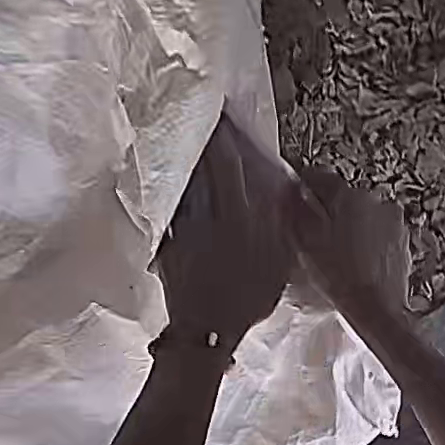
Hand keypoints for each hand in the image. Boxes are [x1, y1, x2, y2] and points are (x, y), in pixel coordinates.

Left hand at [154, 114, 292, 346]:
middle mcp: (205, 213)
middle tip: (204, 120)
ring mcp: (182, 227)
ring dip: (186, 162)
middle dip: (203, 142)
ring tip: (187, 143)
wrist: (206, 329)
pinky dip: (173, 193)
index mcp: (235, 214)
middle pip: (201, 167)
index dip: (224, 137)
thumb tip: (276, 190)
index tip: (223, 115)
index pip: (227, 163)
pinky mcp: (167, 242)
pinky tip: (174, 186)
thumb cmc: (247, 299)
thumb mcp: (276, 262)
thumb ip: (276, 224)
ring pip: (183, 185)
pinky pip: (170, 209)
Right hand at [284, 166, 410, 323]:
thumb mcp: (305, 243)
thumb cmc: (340, 278)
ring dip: (350, 225)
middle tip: (314, 234)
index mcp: (348, 196)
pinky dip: (367, 241)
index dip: (303, 186)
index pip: (320, 177)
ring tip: (336, 253)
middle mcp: (375, 201)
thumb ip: (293, 211)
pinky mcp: (402, 242)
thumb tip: (286, 193)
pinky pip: (378, 233)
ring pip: (363, 215)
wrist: (375, 309)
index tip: (295, 196)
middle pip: (344, 197)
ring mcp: (392, 222)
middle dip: (328, 210)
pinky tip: (356, 262)